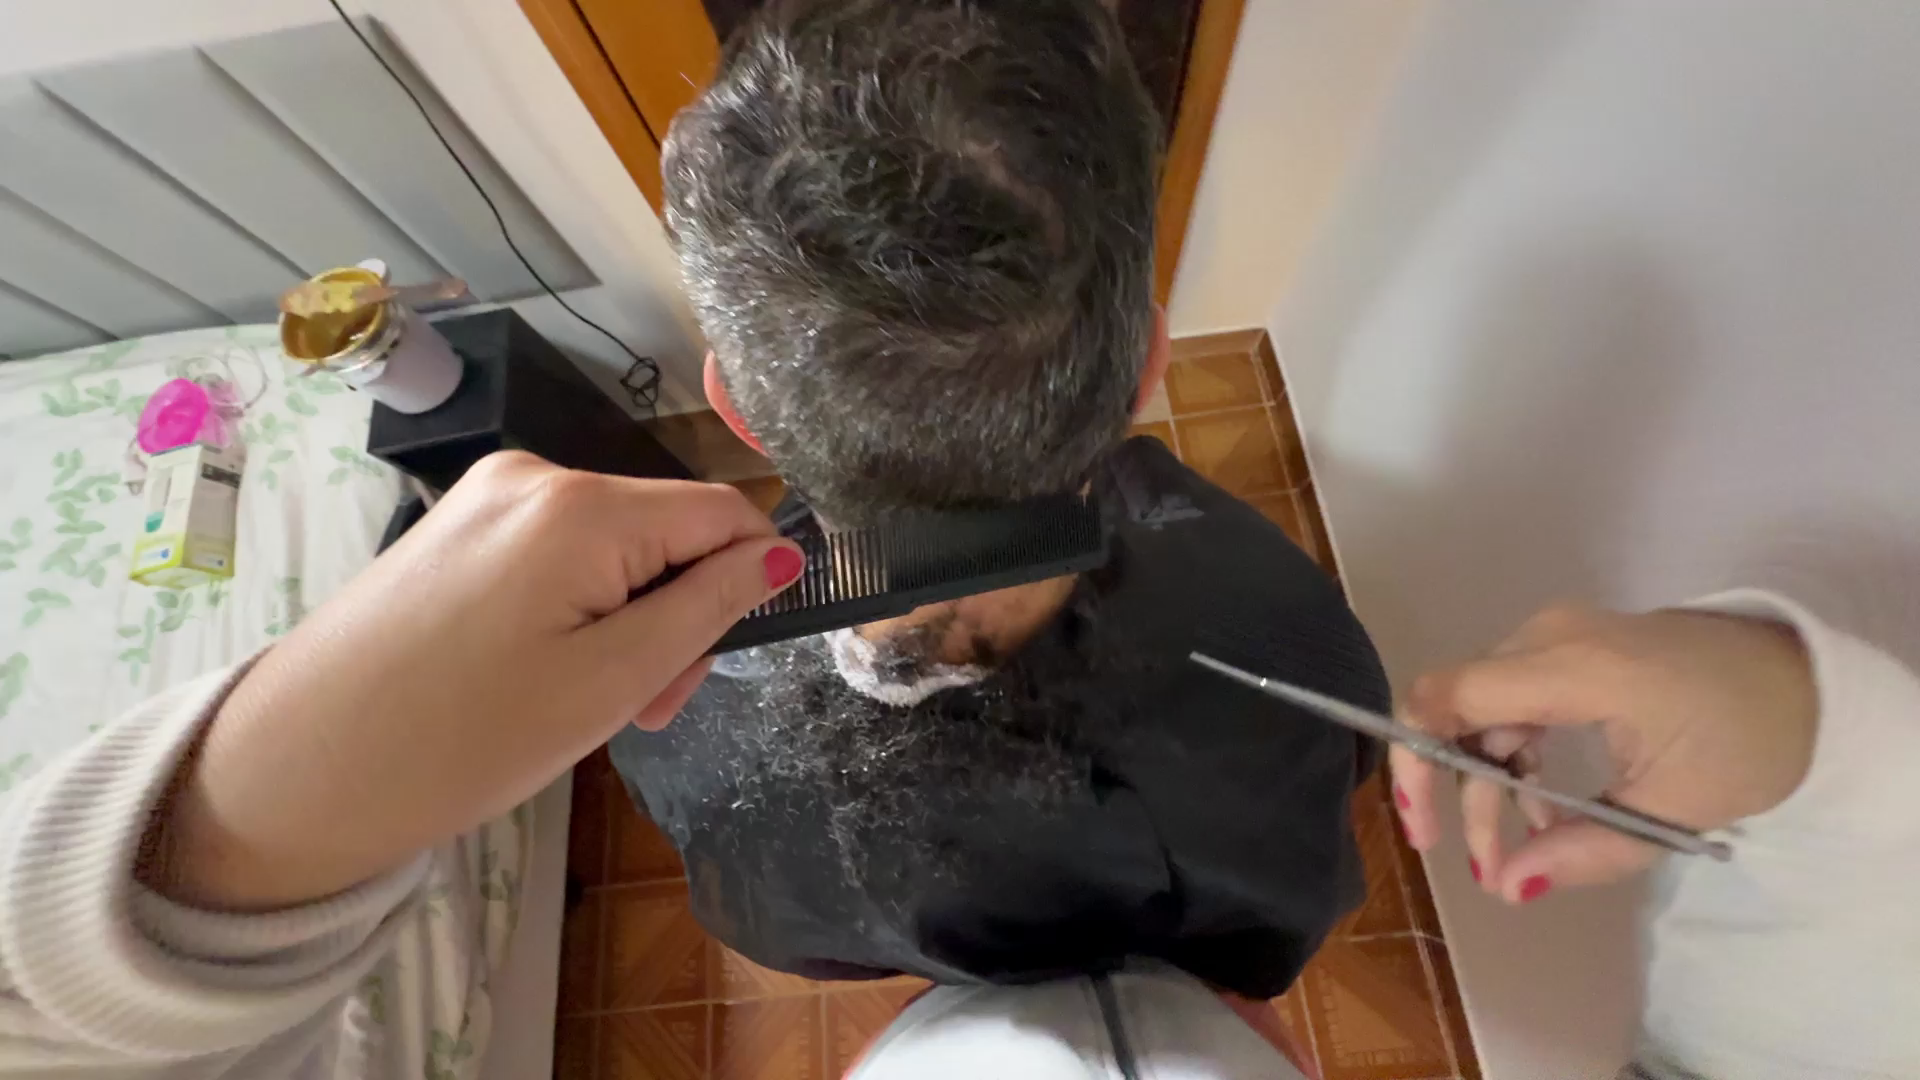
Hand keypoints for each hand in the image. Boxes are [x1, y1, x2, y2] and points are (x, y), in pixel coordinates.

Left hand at [143, 453, 805, 909]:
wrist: (283, 779)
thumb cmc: (468, 741)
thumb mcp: (618, 678)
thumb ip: (714, 604)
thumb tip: (782, 558)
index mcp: (582, 508)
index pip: (723, 510)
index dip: (757, 569)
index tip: (738, 644)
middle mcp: (539, 476)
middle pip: (670, 529)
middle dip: (684, 608)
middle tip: (655, 701)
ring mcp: (494, 494)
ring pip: (624, 544)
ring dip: (639, 613)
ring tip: (606, 696)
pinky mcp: (467, 522)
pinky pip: (571, 550)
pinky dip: (591, 602)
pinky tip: (560, 661)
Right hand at [1390, 604, 1816, 903]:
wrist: (1812, 677)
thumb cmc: (1757, 736)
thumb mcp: (1683, 805)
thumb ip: (1589, 846)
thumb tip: (1507, 887)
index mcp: (1572, 666)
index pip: (1446, 698)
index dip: (1414, 759)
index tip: (1421, 827)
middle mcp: (1539, 638)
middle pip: (1456, 710)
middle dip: (1455, 790)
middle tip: (1474, 862)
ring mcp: (1544, 638)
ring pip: (1478, 712)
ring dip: (1486, 780)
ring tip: (1514, 848)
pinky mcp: (1554, 647)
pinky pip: (1505, 701)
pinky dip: (1511, 755)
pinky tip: (1540, 804)